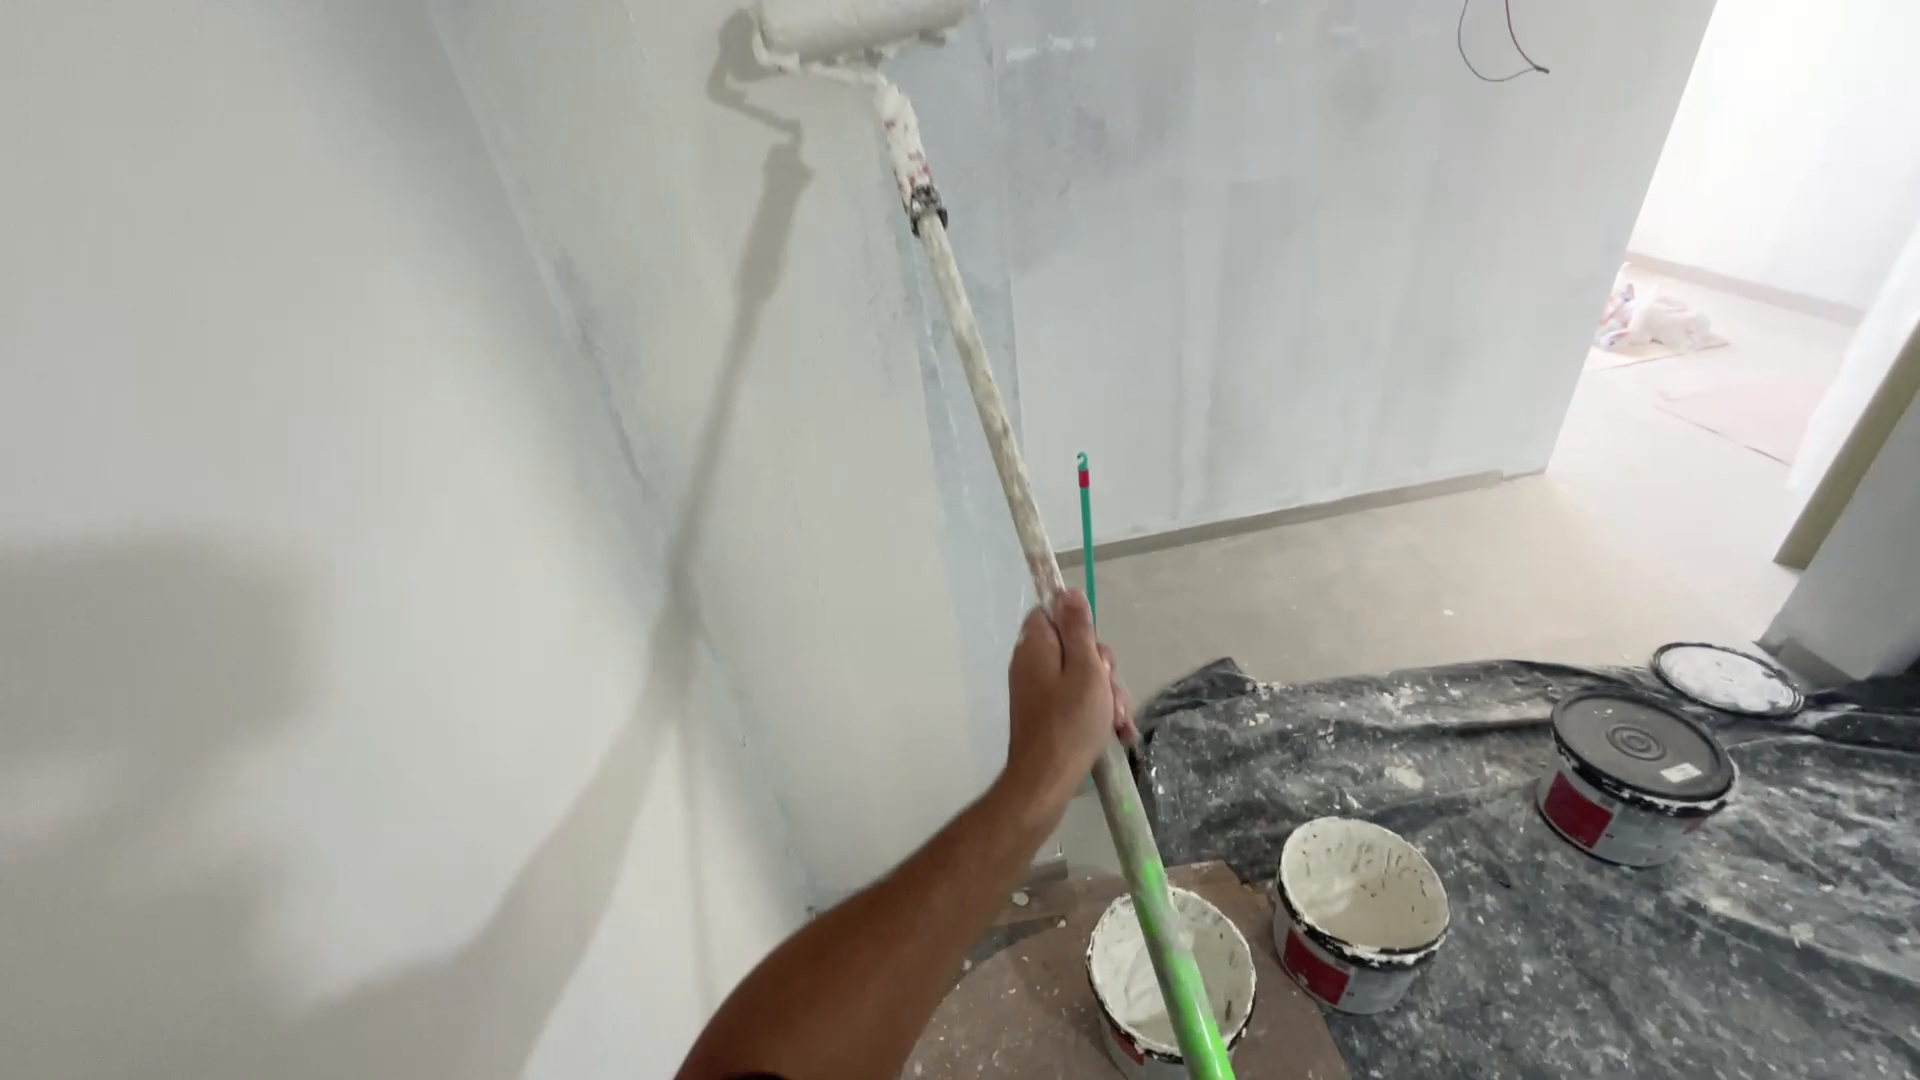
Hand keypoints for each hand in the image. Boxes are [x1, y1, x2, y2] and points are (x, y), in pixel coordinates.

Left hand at [1004, 589, 1135, 808]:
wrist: (1046, 781)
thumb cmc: (1069, 723)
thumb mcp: (1085, 669)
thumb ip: (1078, 630)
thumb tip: (1067, 590)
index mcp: (1036, 646)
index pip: (1053, 614)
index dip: (1080, 627)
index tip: (1096, 652)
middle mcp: (1031, 663)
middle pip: (1074, 647)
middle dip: (1103, 669)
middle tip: (1110, 693)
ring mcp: (1037, 690)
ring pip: (1081, 676)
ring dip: (1106, 695)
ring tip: (1118, 722)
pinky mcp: (1045, 713)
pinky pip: (1075, 699)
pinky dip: (1095, 712)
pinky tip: (1116, 733)